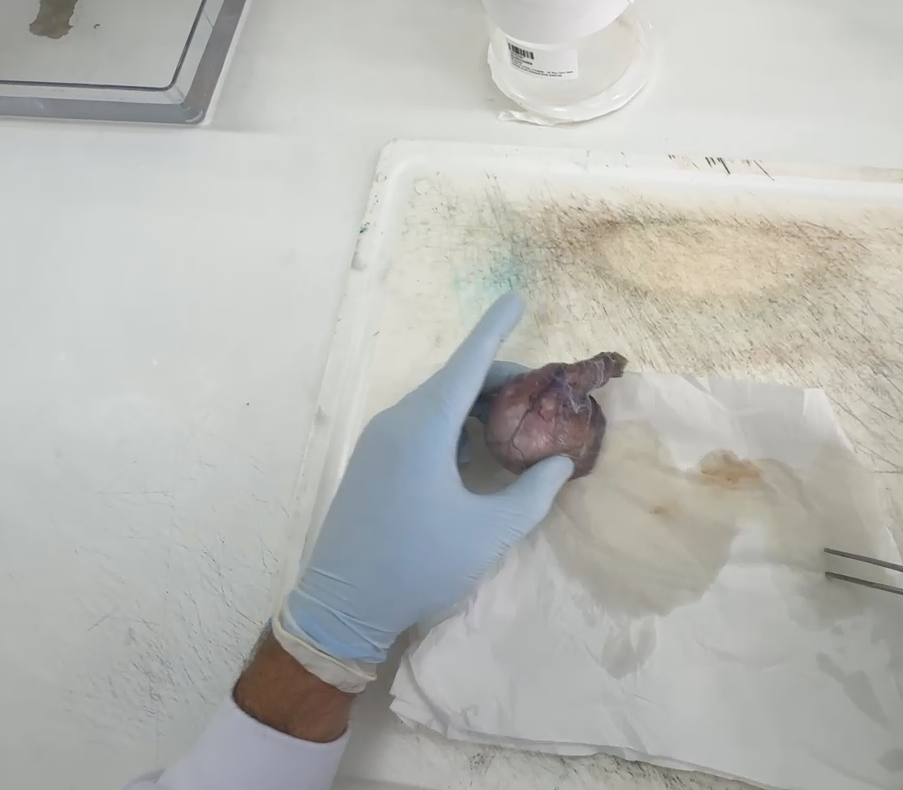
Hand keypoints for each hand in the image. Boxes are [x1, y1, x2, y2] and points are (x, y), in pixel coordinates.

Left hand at [284, 293, 574, 663]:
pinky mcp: (373, 457)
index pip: (468, 362)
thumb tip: (561, 463)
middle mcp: (399, 419)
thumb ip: (533, 493)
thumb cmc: (418, 564)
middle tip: (541, 398)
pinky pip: (421, 422)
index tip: (516, 297)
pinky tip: (474, 454)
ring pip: (439, 402)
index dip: (495, 327)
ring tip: (514, 429)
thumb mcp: (488, 533)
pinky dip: (454, 424)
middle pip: (457, 380)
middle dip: (501, 380)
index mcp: (425, 426)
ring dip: (478, 406)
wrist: (341, 606)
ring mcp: (380, 437)